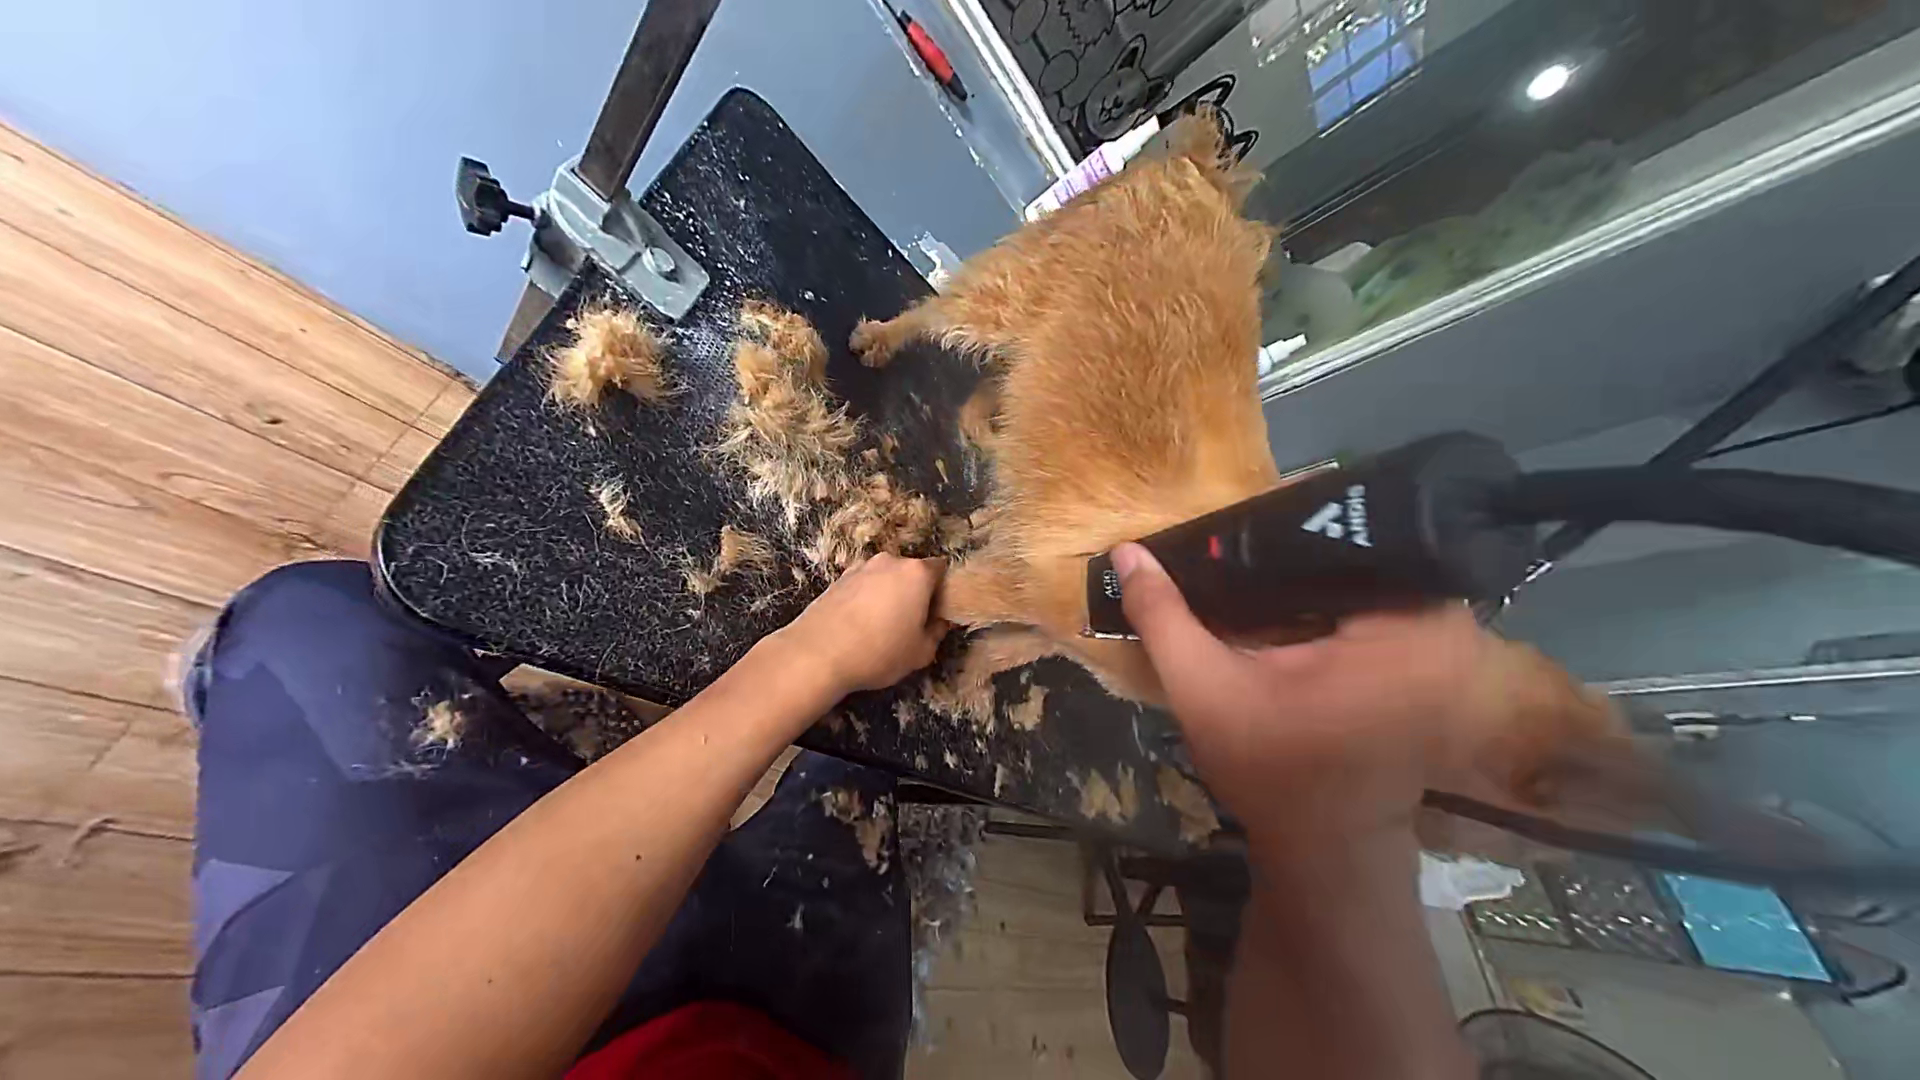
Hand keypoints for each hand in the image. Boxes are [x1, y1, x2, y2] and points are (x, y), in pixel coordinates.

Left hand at [771, 554, 948, 697]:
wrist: (816, 654)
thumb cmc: (879, 652)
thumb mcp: (921, 653)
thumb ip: (936, 633)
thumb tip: (938, 622)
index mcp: (916, 573)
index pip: (940, 569)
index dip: (942, 590)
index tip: (937, 612)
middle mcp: (889, 561)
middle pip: (911, 572)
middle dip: (914, 592)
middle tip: (910, 623)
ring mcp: (860, 568)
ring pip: (884, 578)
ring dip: (887, 595)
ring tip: (880, 627)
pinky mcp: (836, 580)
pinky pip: (862, 586)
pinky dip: (864, 600)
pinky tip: (858, 626)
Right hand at [1112, 543, 1491, 850]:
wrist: (1324, 848)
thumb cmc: (1272, 772)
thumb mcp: (1202, 689)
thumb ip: (1163, 615)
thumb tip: (1127, 550)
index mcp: (1404, 627)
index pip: (1339, 536)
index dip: (1274, 526)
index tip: (1223, 529)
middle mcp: (1444, 624)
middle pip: (1351, 551)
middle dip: (1286, 548)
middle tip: (1227, 544)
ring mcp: (1443, 641)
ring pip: (1358, 573)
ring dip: (1302, 572)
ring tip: (1244, 564)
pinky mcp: (1428, 657)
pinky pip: (1370, 600)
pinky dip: (1322, 598)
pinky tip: (1277, 601)